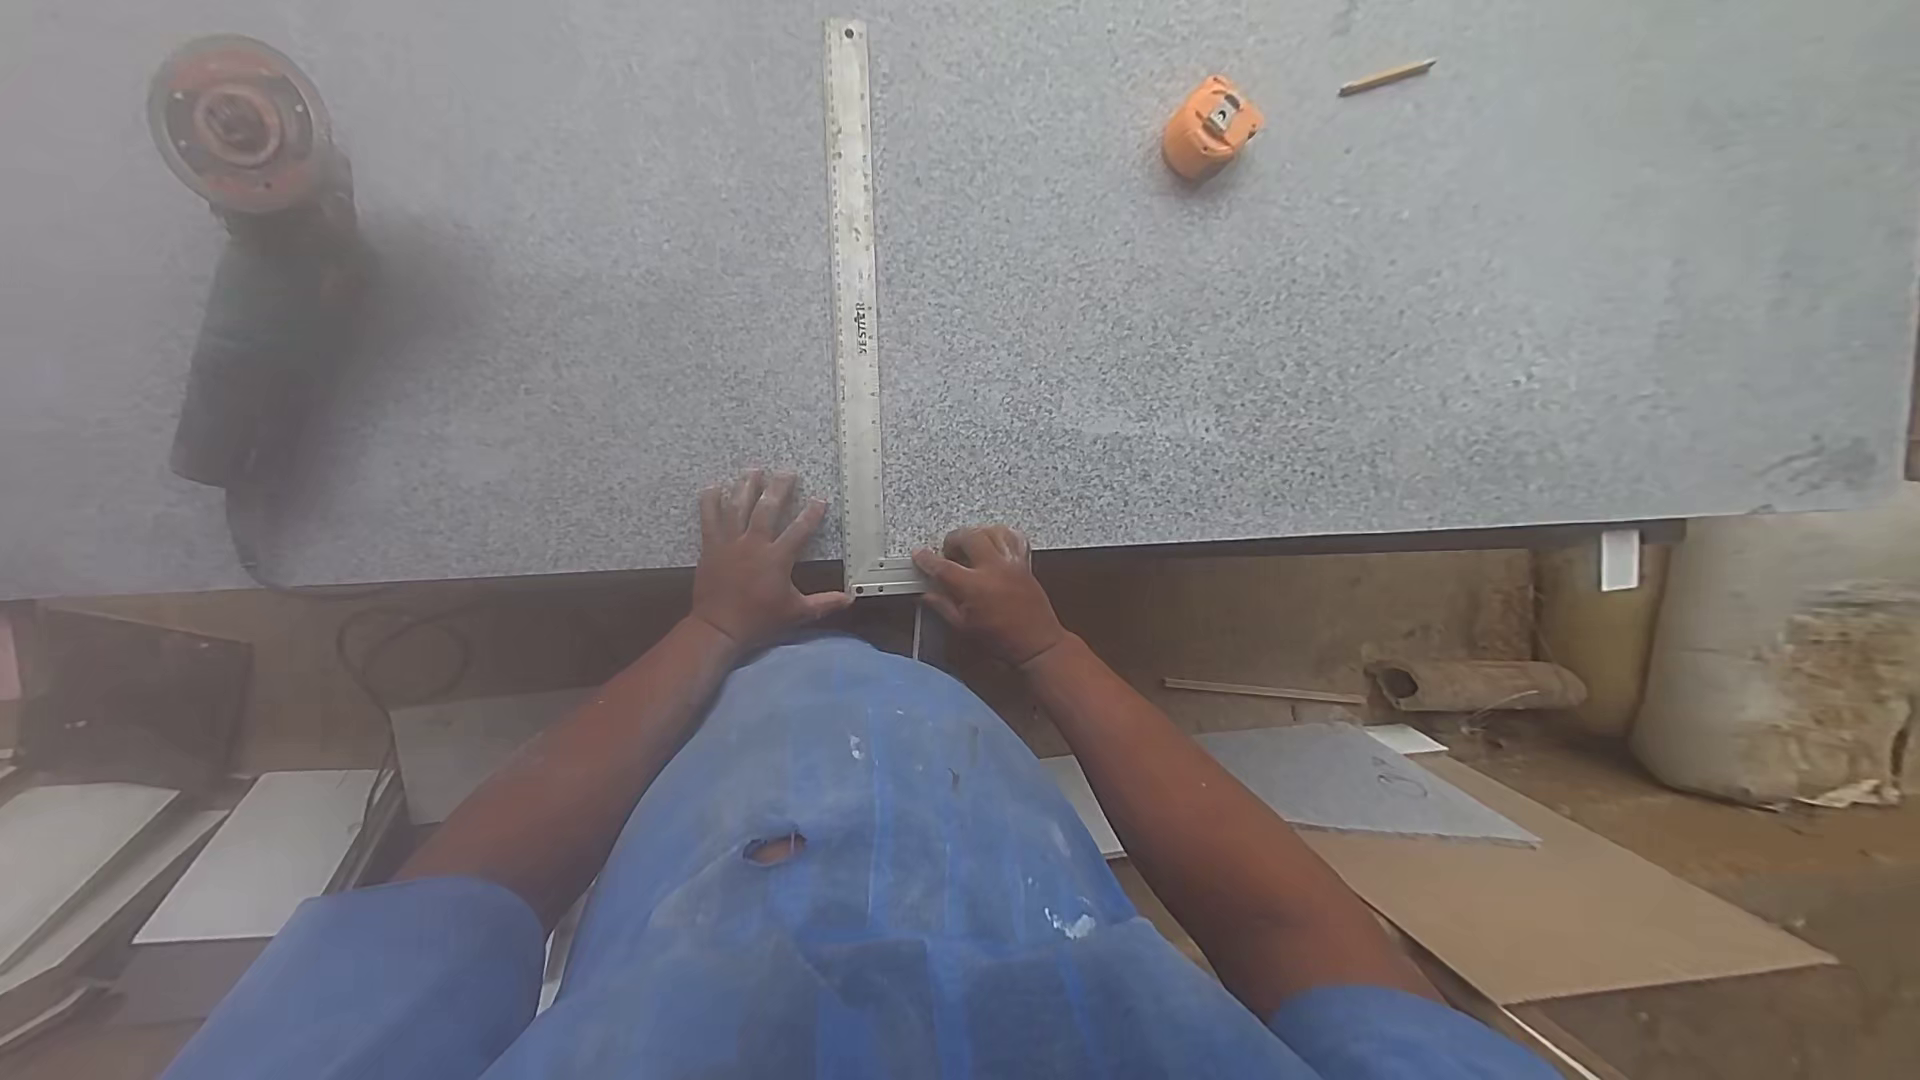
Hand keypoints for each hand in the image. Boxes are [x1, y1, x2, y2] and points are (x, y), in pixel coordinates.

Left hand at [692, 470, 851, 647]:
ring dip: (746, 487)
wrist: (719, 627)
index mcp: (777, 558)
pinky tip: (713, 487)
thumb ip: (824, 603)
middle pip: (767, 509)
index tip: (820, 499)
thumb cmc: (760, 620)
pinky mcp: (710, 547)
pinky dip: (710, 502)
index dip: (812, 514)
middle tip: (786, 473)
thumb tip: (850, 599)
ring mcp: (729, 543)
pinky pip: (709, 518)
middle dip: (778, 489)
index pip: (799, 530)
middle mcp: (753, 544)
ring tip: (754, 470)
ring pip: (737, 508)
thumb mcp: (797, 613)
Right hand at [913, 525, 1067, 666]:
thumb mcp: (964, 628)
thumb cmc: (1003, 640)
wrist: (1037, 644)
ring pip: (991, 531)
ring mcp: (1011, 563)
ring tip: (969, 546)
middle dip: (952, 539)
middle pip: (968, 536)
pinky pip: (1014, 538)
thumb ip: (943, 606)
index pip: (943, 566)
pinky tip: (994, 543)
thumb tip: (928, 594)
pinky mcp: (1024, 564)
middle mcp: (993, 569)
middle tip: (947, 551)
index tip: (919, 555)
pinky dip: (1002, 535)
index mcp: (974, 587)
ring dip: (976, 534)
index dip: (926, 559)